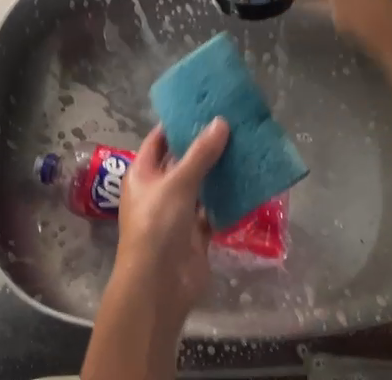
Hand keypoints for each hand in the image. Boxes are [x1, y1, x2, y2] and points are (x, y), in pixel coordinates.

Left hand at [111, 119, 229, 320]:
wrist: (158, 286)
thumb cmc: (157, 225)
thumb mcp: (177, 183)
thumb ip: (200, 154)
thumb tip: (221, 122)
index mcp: (143, 173)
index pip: (159, 139)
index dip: (177, 123)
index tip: (202, 106)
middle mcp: (159, 189)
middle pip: (183, 161)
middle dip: (204, 145)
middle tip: (233, 123)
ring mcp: (178, 212)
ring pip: (201, 184)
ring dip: (219, 171)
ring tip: (245, 146)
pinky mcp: (197, 233)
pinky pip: (214, 209)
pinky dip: (228, 198)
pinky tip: (248, 181)